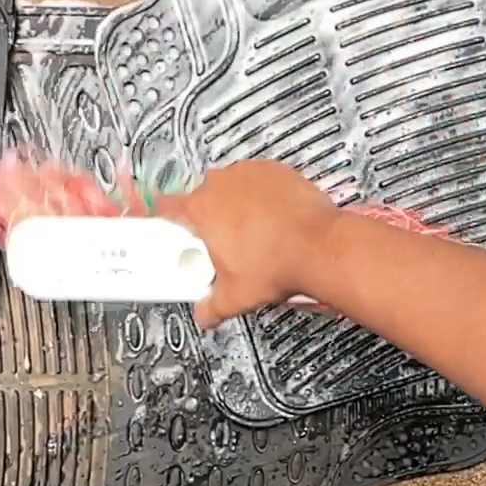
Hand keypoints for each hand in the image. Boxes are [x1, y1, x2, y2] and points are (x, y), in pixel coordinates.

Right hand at [154, 160, 339, 328]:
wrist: (320, 248)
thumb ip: (211, 308)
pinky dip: (263, 199)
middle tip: (225, 247)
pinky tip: (273, 222)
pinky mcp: (276, 171)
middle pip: (203, 200)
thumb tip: (205, 314)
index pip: (166, 207)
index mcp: (201, 209)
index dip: (165, 218)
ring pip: (233, 189)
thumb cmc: (277, 264)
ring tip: (254, 236)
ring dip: (237, 207)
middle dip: (210, 221)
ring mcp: (250, 173)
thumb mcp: (234, 297)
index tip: (170, 226)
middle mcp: (222, 184)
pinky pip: (260, 183)